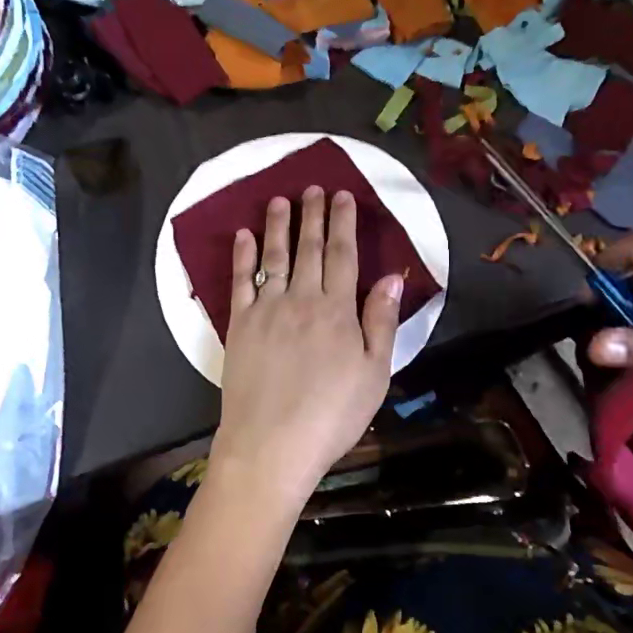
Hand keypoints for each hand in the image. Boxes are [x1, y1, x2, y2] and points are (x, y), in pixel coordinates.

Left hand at [211, 187, 402, 501]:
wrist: (272, 445)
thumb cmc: (333, 414)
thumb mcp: (375, 373)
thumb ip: (381, 321)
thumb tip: (392, 276)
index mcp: (338, 310)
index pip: (342, 255)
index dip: (343, 222)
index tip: (342, 195)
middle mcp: (302, 300)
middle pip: (309, 248)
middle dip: (313, 214)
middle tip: (313, 187)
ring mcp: (267, 310)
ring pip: (275, 257)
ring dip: (278, 225)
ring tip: (280, 199)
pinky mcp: (239, 325)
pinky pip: (241, 281)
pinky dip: (243, 256)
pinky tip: (244, 235)